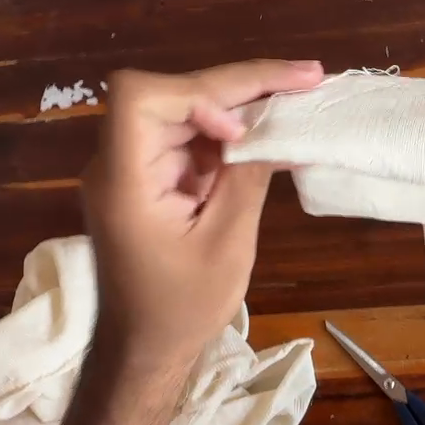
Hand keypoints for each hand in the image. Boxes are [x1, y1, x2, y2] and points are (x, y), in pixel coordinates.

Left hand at [83, 59, 323, 381]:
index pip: (140, 98)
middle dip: (237, 87)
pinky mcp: (145, 180)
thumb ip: (246, 181)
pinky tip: (265, 137)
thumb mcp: (227, 246)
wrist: (145, 347)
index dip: (196, 94)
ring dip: (237, 108)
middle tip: (306, 77)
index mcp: (126, 183)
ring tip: (295, 100)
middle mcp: (117, 164)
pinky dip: (225, 136)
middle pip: (168, 96)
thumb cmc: (184, 308)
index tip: (239, 128)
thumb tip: (272, 130)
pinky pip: (184, 140)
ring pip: (181, 112)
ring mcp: (129, 170)